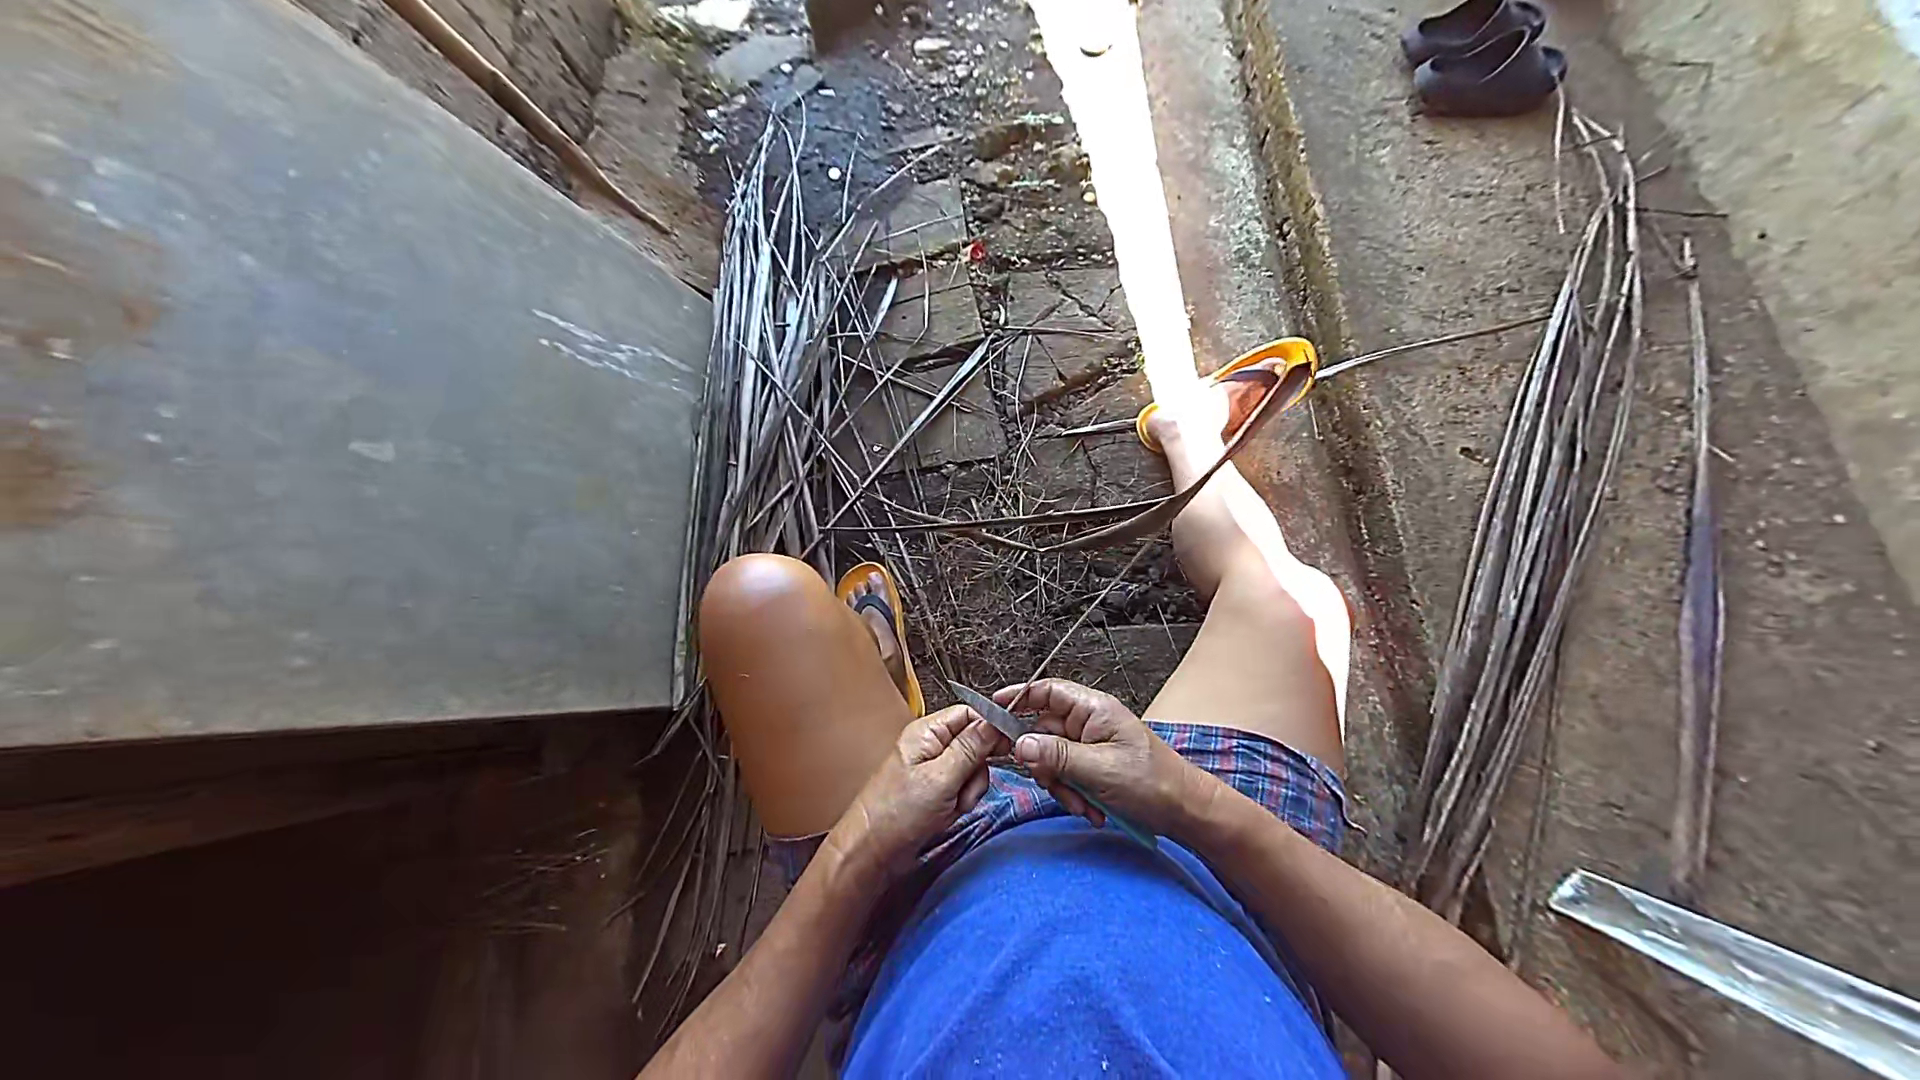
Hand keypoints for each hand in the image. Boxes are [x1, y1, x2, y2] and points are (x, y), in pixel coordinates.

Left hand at [829, 704, 1008, 876]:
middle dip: (977, 770)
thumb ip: (970, 748)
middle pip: (976, 744)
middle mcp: (931, 745)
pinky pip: (963, 790)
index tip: (1006, 746)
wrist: (871, 853)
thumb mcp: (940, 778)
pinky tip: (946, 815)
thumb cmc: (894, 814)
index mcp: (927, 731)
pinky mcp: (936, 790)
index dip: (991, 728)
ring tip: (950, 806)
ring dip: (969, 791)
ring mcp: (934, 769)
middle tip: (963, 788)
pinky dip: (961, 804)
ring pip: (973, 770)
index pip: (971, 714)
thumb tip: (995, 722)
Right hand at [994, 678, 1215, 838]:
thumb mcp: (1100, 769)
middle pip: (1043, 731)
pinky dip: (1073, 794)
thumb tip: (1019, 745)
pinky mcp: (1094, 767)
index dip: (1018, 697)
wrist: (1187, 813)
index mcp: (1093, 709)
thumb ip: (1056, 756)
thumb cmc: (1155, 783)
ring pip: (1052, 758)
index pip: (1046, 691)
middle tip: (1051, 782)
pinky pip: (1067, 776)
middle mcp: (1089, 723)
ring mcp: (1091, 745)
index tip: (993, 711)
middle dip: (1045, 763)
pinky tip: (1091, 809)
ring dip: (1061, 785)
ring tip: (1082, 803)